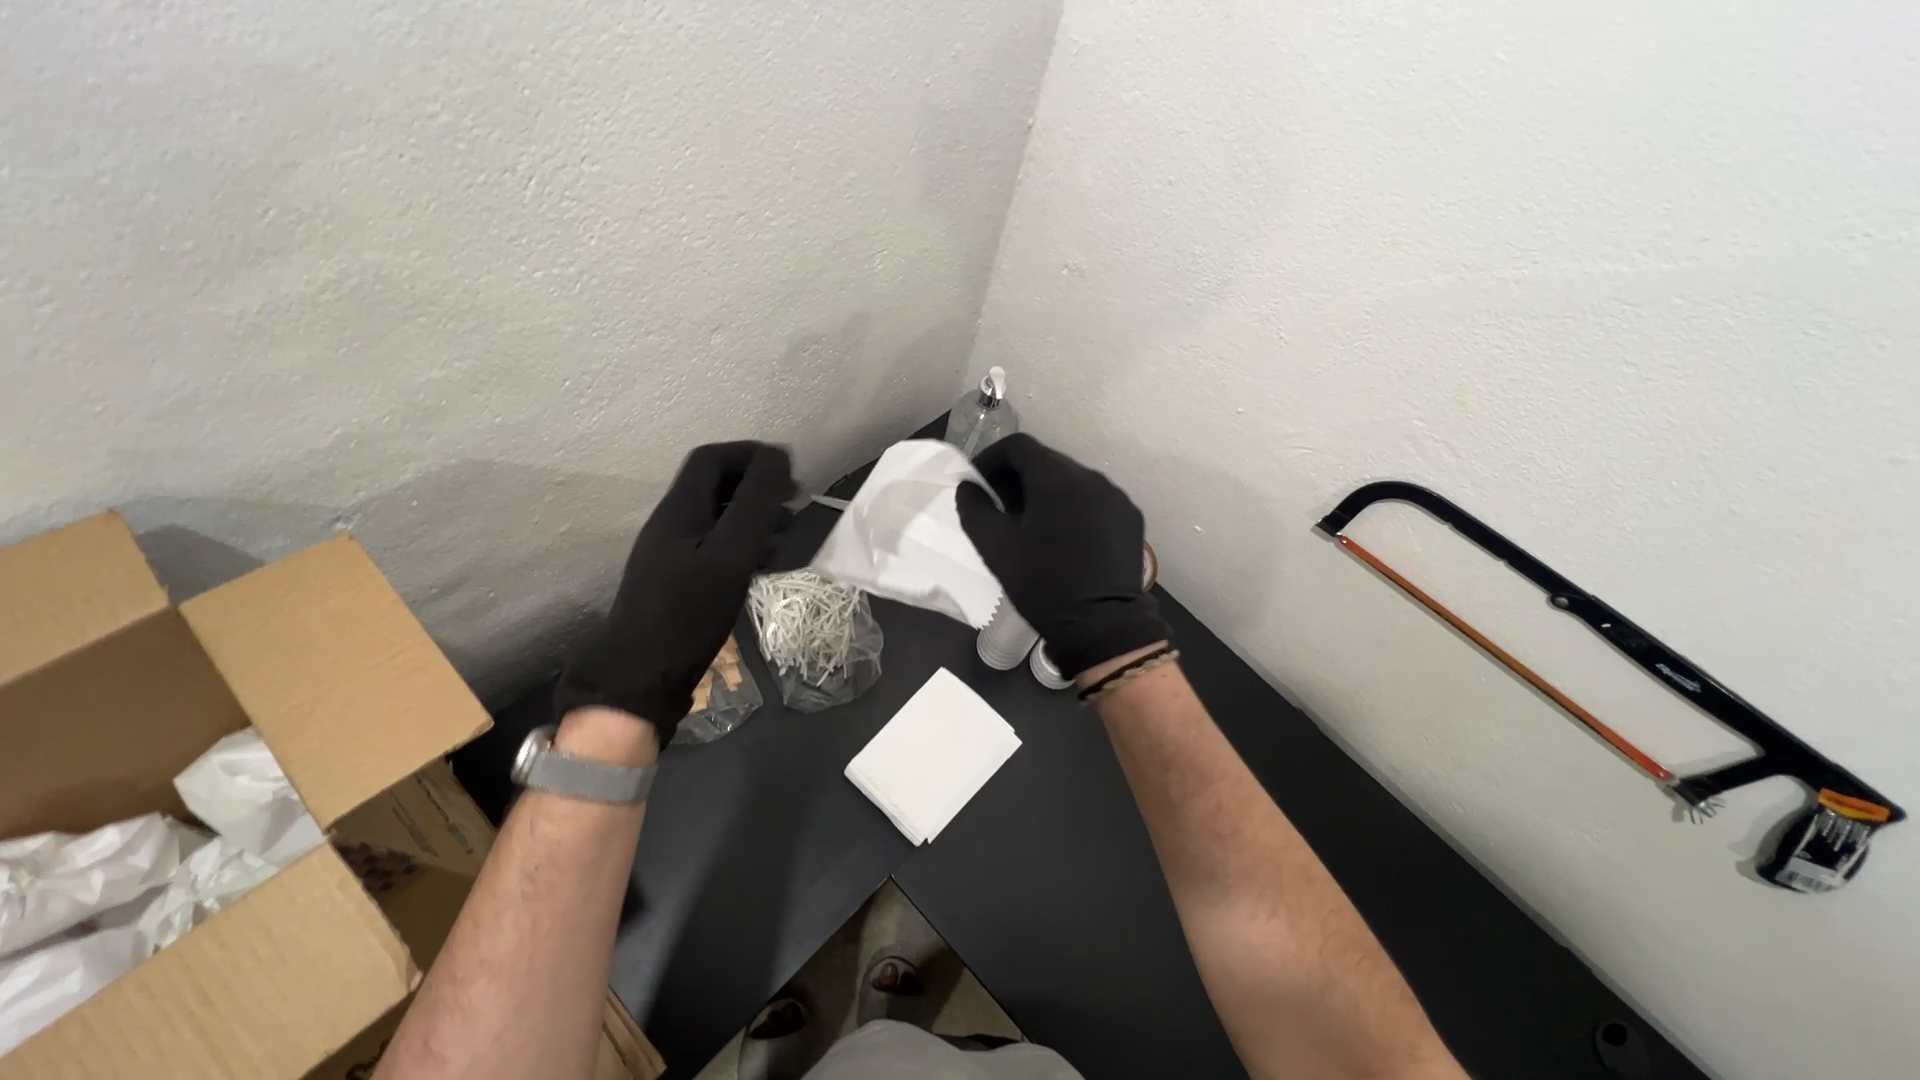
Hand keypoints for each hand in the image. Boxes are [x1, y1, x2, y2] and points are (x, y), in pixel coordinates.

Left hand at [556, 442, 794, 744]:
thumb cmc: (688, 613)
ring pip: (718, 519)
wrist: (641, 677)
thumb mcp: (730, 556)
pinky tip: (767, 565)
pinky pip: (716, 549)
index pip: (712, 459)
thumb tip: (778, 457)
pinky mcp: (678, 583)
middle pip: (716, 487)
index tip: (788, 468)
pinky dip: (745, 547)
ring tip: (789, 532)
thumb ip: (754, 504)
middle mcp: (672, 525)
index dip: (750, 455)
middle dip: (757, 486)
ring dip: (754, 517)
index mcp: (679, 510)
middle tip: (795, 500)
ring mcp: (672, 555)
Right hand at [956, 434, 1168, 676]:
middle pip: (1046, 461)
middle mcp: (1091, 477)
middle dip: (1018, 478)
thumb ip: (974, 508)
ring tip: (1033, 527)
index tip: (980, 485)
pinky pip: (1095, 500)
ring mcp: (1116, 496)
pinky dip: (1074, 508)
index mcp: (1056, 478)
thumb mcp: (995, 548)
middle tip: (1002, 509)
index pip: (1018, 445)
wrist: (1102, 625)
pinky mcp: (1130, 517)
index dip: (991, 459)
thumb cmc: (1042, 585)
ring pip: (1072, 481)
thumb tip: (969, 487)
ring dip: (1047, 493)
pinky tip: (1066, 539)